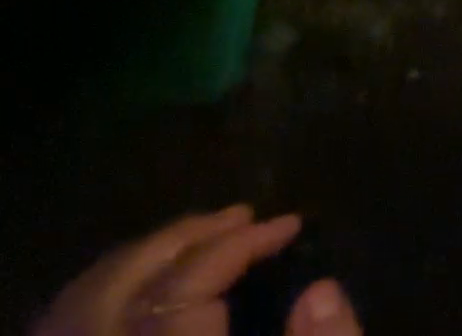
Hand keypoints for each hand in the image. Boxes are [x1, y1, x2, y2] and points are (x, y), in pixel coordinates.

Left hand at [32, 205, 360, 335]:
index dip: (237, 246)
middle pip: (115, 292)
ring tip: (200, 236)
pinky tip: (147, 280)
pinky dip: (104, 292)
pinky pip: (62, 325)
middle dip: (181, 240)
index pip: (183, 288)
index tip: (290, 225)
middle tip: (242, 214)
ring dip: (140, 259)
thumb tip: (322, 289)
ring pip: (76, 307)